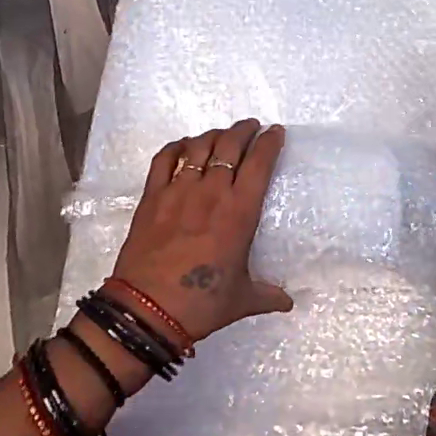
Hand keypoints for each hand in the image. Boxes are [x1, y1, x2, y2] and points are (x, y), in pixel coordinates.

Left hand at [109, 119, 293, 341]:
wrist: (147, 309)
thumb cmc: (201, 303)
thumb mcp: (242, 300)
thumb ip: (267, 295)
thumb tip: (288, 303)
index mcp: (239, 212)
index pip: (260, 164)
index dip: (269, 143)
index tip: (275, 132)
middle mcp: (211, 193)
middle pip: (229, 145)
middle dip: (243, 130)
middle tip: (251, 126)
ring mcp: (178, 191)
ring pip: (198, 147)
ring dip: (213, 135)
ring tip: (221, 135)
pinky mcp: (152, 197)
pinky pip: (164, 160)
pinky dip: (176, 147)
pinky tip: (183, 146)